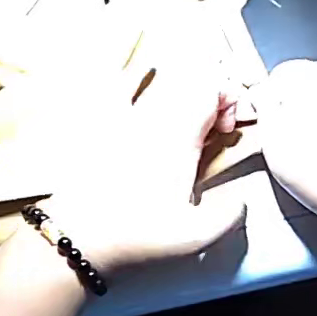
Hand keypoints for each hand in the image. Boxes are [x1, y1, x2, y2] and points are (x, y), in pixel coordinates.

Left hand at [42, 63, 244, 274]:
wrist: (77, 238)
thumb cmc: (132, 236)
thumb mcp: (195, 237)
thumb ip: (229, 216)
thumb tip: (239, 202)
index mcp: (177, 137)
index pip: (212, 86)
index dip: (230, 97)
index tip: (230, 125)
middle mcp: (151, 118)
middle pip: (189, 78)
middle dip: (210, 95)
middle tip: (215, 126)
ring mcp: (123, 119)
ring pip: (161, 81)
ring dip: (183, 94)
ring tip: (188, 121)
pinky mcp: (101, 128)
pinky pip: (119, 85)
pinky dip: (138, 79)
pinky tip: (141, 85)